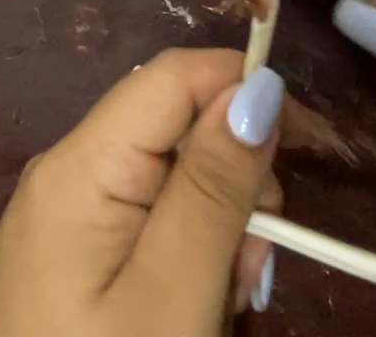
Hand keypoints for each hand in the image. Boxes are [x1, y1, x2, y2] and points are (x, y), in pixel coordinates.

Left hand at [0, 50, 285, 336]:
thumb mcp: (173, 297)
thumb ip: (214, 186)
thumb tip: (260, 82)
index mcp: (79, 164)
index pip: (172, 76)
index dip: (241, 86)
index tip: (307, 145)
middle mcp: (68, 170)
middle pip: (174, 123)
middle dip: (233, 174)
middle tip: (254, 265)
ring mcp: (68, 212)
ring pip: (171, 173)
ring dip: (219, 219)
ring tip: (229, 297)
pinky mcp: (76, 250)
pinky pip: (150, 216)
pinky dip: (191, 245)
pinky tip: (201, 300)